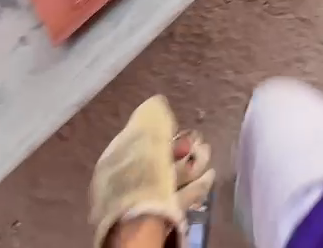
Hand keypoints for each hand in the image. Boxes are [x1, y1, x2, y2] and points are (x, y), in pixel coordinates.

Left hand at [89, 96, 215, 247]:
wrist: (144, 222)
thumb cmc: (143, 173)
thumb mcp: (146, 134)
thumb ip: (152, 115)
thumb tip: (158, 101)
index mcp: (114, 159)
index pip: (139, 138)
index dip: (161, 129)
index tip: (179, 124)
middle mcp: (124, 180)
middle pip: (157, 158)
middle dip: (181, 148)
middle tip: (199, 141)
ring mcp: (141, 200)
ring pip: (169, 178)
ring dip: (192, 165)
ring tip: (207, 155)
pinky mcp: (158, 216)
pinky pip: (178, 196)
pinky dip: (194, 186)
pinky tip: (208, 177)